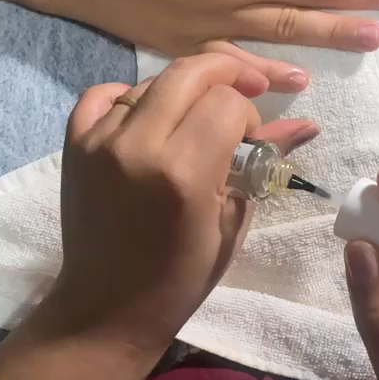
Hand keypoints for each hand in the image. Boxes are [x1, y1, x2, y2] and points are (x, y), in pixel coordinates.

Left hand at [43, 54, 317, 354]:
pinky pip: (104, 95)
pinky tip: (147, 115)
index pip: (228, 102)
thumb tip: (305, 125)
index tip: (251, 138)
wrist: (107, 307)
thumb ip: (263, 164)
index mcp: (184, 172)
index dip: (249, 113)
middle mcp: (139, 145)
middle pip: (190, 72)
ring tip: (195, 115)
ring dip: (182, 90)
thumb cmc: (180, 277)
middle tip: (245, 89)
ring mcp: (99, 141)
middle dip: (226, 73)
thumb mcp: (232, 222)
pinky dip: (130, 97)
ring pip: (151, 81)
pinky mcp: (74, 144)